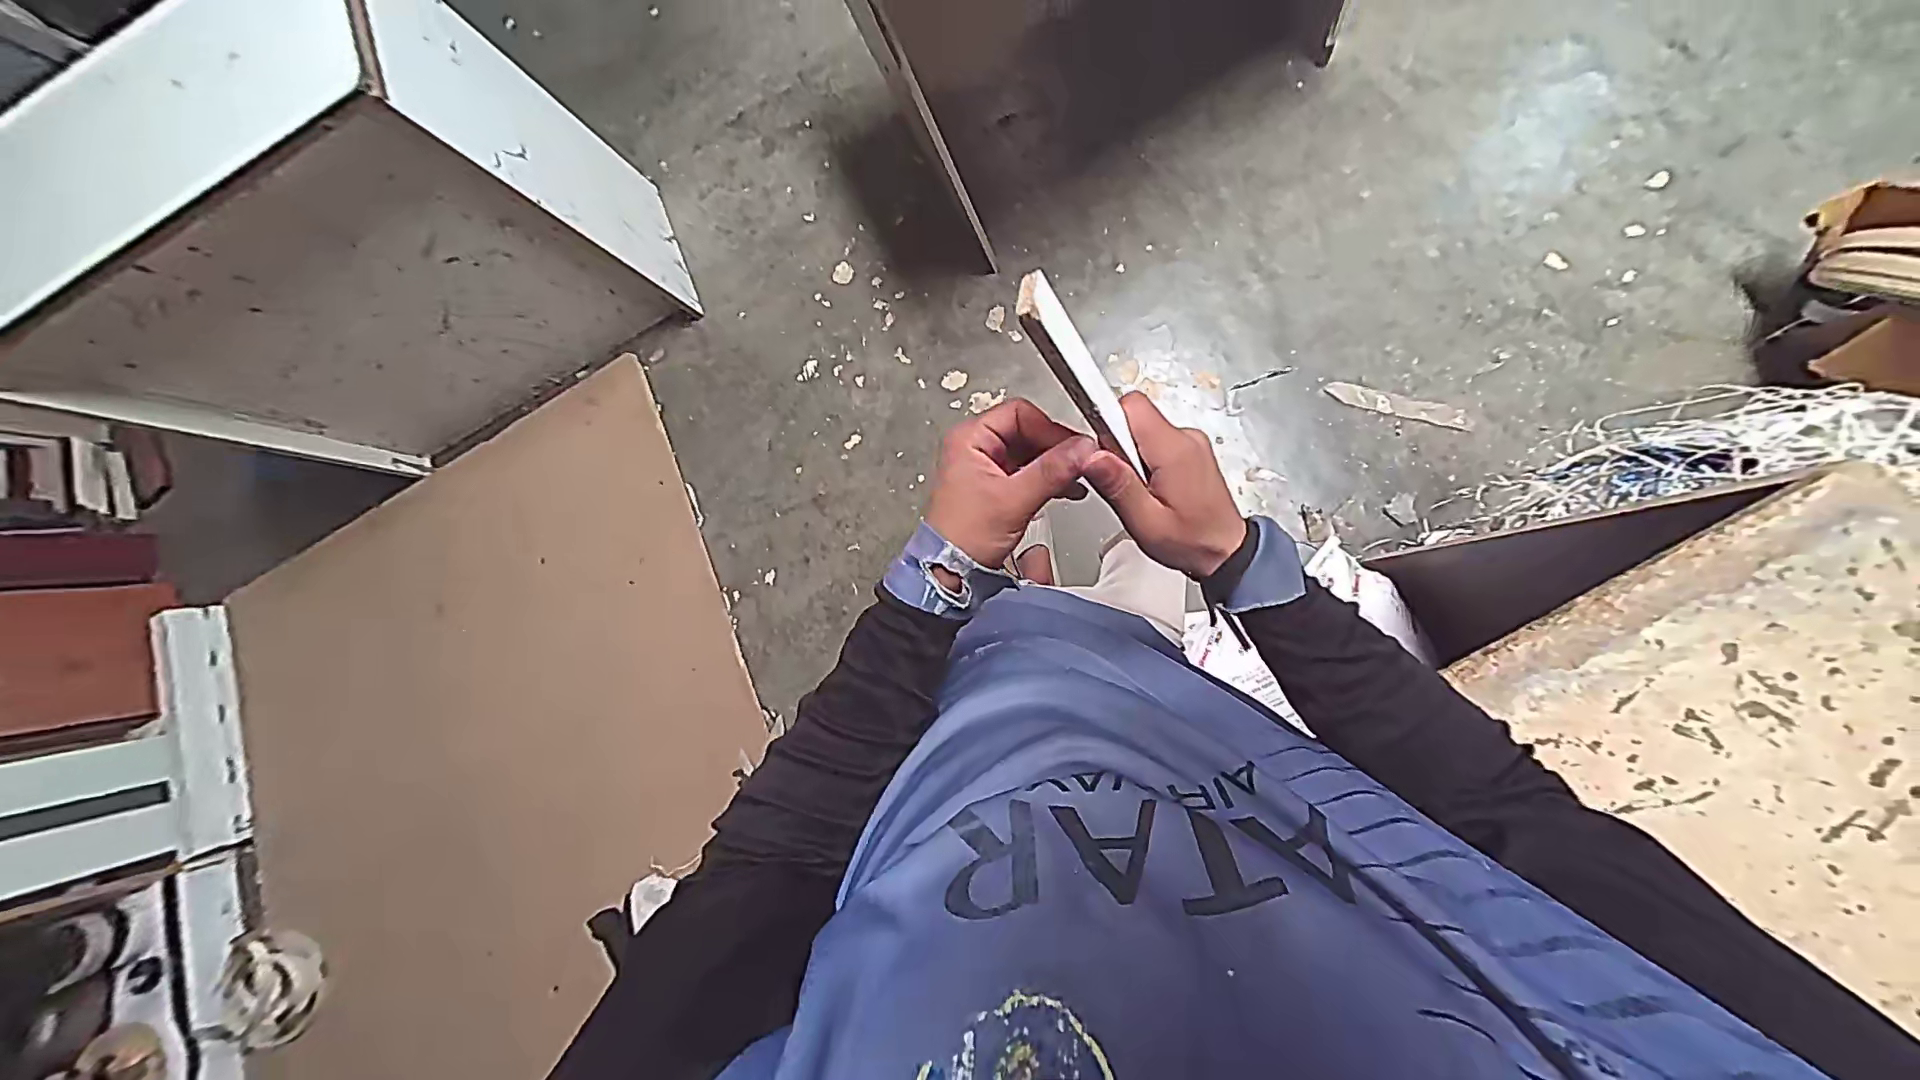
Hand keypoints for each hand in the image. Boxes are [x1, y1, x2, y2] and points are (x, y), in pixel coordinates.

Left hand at [924, 398, 1094, 566]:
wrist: (950, 571)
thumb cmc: (962, 538)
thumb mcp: (1013, 500)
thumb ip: (1051, 471)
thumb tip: (1081, 449)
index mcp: (969, 439)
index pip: (1020, 414)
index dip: (1050, 428)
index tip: (1075, 445)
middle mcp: (975, 449)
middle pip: (1028, 432)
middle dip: (1057, 448)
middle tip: (1080, 461)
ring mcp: (986, 468)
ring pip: (1031, 453)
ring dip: (1056, 465)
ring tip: (1076, 478)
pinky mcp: (996, 487)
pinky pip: (1028, 472)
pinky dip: (1048, 479)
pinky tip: (1065, 489)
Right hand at [1082, 392, 1246, 577]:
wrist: (1226, 551)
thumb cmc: (1193, 541)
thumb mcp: (1146, 522)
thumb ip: (1118, 485)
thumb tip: (1091, 456)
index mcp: (1175, 450)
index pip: (1130, 406)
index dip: (1106, 423)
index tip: (1099, 451)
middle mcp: (1186, 438)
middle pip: (1132, 417)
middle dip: (1115, 445)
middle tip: (1122, 482)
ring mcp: (1189, 442)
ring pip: (1140, 429)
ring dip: (1128, 455)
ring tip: (1139, 490)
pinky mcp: (1188, 449)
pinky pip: (1153, 440)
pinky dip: (1142, 460)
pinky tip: (1150, 487)